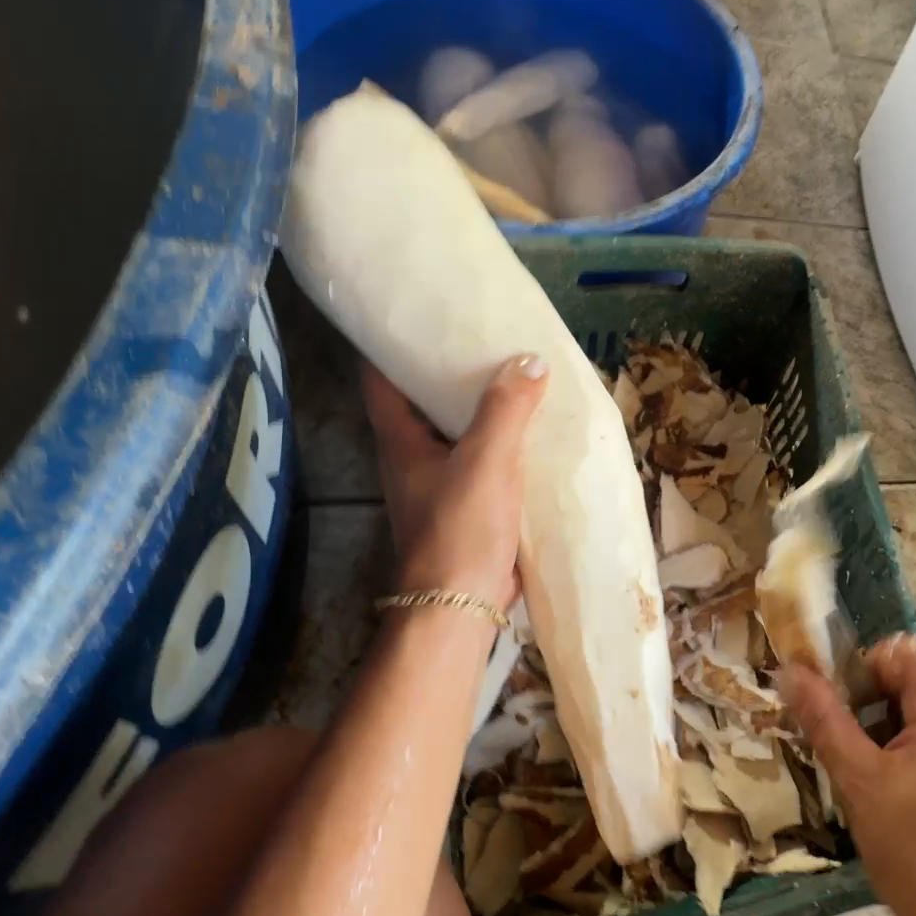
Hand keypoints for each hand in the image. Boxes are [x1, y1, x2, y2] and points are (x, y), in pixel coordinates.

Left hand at [361, 355, 548, 610]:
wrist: (462, 603)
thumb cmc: (461, 528)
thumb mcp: (486, 460)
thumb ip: (508, 409)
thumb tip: (531, 359)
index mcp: (401, 440)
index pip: (381, 378)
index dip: (389, 342)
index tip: (416, 312)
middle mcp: (414, 456)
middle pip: (423, 400)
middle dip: (449, 369)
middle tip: (484, 335)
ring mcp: (441, 483)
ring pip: (458, 431)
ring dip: (482, 406)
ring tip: (517, 373)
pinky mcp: (469, 505)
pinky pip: (486, 459)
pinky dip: (505, 441)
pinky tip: (535, 430)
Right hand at [780, 636, 915, 915]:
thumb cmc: (915, 851)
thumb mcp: (858, 782)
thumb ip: (824, 720)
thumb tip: (792, 670)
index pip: (899, 657)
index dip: (860, 674)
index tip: (836, 710)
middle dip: (877, 713)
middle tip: (852, 755)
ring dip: (898, 740)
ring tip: (878, 786)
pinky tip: (911, 808)